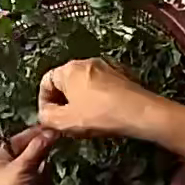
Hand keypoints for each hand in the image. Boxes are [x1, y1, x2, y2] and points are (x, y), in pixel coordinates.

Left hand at [0, 126, 56, 184]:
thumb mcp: (21, 167)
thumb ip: (37, 148)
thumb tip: (52, 131)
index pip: (14, 141)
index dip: (31, 133)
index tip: (50, 126)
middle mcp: (7, 172)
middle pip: (26, 153)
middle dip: (41, 145)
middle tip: (60, 134)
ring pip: (36, 166)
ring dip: (46, 158)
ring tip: (61, 146)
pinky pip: (42, 181)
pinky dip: (49, 175)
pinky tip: (56, 166)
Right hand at [38, 59, 164, 137]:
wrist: (141, 113)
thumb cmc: (101, 115)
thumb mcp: (65, 122)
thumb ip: (46, 118)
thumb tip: (44, 115)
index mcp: (69, 70)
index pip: (46, 82)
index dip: (44, 102)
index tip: (49, 118)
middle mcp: (86, 63)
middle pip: (65, 82)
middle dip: (62, 102)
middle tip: (65, 121)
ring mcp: (106, 67)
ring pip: (83, 84)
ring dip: (80, 101)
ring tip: (85, 120)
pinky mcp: (121, 75)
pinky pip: (101, 86)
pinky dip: (97, 99)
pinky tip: (103, 115)